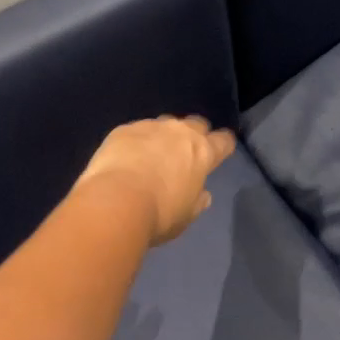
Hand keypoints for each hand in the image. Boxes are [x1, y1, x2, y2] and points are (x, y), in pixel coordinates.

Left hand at [76, 116, 235, 245]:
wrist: (115, 201)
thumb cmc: (158, 214)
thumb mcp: (185, 216)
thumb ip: (197, 201)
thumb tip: (203, 194)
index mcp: (202, 152)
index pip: (223, 140)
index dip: (224, 145)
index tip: (222, 150)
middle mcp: (180, 132)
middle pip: (196, 124)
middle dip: (194, 135)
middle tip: (186, 153)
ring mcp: (152, 126)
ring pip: (165, 123)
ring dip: (164, 137)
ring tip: (153, 155)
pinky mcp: (125, 129)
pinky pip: (137, 131)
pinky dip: (136, 142)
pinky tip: (127, 158)